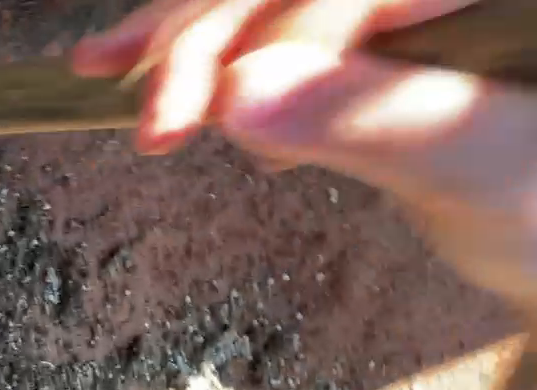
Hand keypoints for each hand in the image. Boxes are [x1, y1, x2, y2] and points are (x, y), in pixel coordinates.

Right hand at [74, 0, 536, 309]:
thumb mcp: (490, 169)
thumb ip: (378, 118)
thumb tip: (237, 92)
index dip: (278, 37)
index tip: (209, 122)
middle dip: (213, 37)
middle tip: (156, 126)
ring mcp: (403, 7)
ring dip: (187, 30)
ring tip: (103, 65)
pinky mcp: (369, 31)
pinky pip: (268, 21)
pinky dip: (198, 40)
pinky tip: (127, 52)